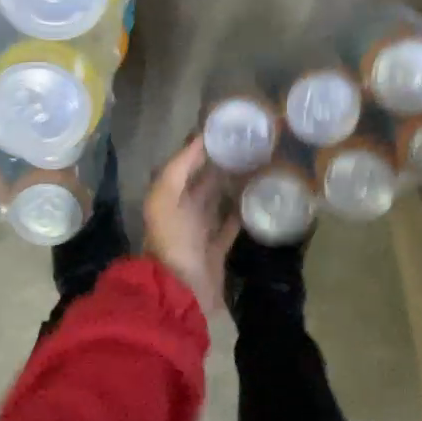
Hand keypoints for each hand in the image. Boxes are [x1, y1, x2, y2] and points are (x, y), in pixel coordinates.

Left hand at [143, 136, 241, 316]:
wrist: (181, 290)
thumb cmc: (172, 239)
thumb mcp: (164, 196)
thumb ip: (179, 167)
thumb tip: (199, 138)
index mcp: (169, 197)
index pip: (186, 165)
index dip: (201, 148)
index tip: (226, 130)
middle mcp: (184, 211)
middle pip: (204, 182)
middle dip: (221, 165)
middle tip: (249, 146)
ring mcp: (201, 231)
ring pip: (218, 202)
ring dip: (233, 187)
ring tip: (257, 167)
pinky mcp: (217, 250)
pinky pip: (230, 227)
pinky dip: (241, 214)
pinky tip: (256, 199)